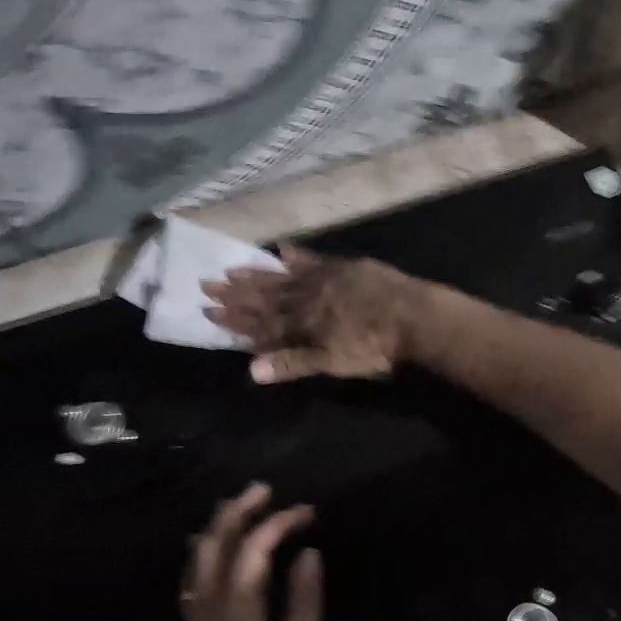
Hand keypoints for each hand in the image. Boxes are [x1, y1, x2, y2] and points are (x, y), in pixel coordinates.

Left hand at [183, 483, 321, 620]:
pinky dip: (205, 556)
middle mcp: (208, 611)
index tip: (309, 512)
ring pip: (196, 562)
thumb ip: (305, 600)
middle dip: (236, 512)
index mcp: (238, 614)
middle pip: (213, 546)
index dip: (279, 523)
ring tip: (239, 508)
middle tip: (263, 490)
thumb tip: (309, 553)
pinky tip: (216, 552)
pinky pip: (193, 581)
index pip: (254, 550)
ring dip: (217, 529)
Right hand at [202, 246, 430, 383]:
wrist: (413, 315)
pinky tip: (281, 250)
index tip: (209, 311)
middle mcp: (307, 297)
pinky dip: (295, 257)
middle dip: (236, 293)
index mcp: (302, 323)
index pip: (261, 322)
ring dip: (258, 275)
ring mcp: (326, 278)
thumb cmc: (375, 347)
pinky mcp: (345, 267)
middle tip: (207, 283)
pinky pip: (313, 260)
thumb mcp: (332, 362)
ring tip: (233, 269)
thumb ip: (293, 363)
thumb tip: (251, 370)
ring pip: (284, 277)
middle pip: (266, 296)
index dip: (235, 319)